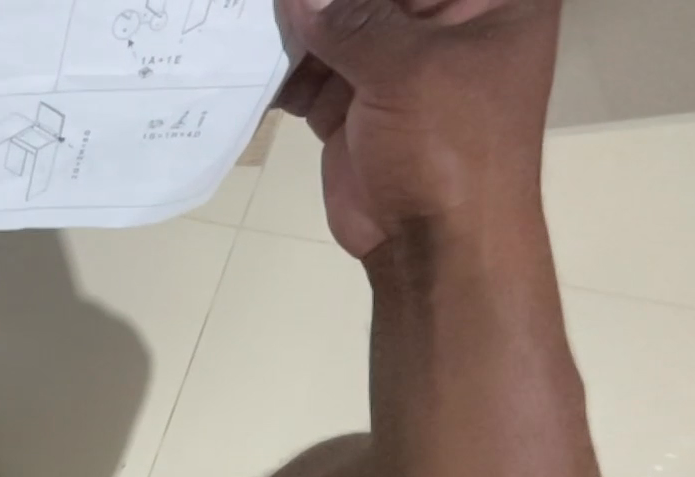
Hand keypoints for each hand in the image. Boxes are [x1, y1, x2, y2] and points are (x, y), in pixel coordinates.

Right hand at [275, 0, 562, 258]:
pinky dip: (280, 76)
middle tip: (267, 7)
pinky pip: (309, 79)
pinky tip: (248, 69)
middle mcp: (438, 21)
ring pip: (332, 33)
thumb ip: (353, 25)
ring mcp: (389, 67)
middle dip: (318, 3)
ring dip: (292, 35)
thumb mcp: (408, 69)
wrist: (430, 235)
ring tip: (246, 29)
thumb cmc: (448, 144)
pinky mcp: (349, 108)